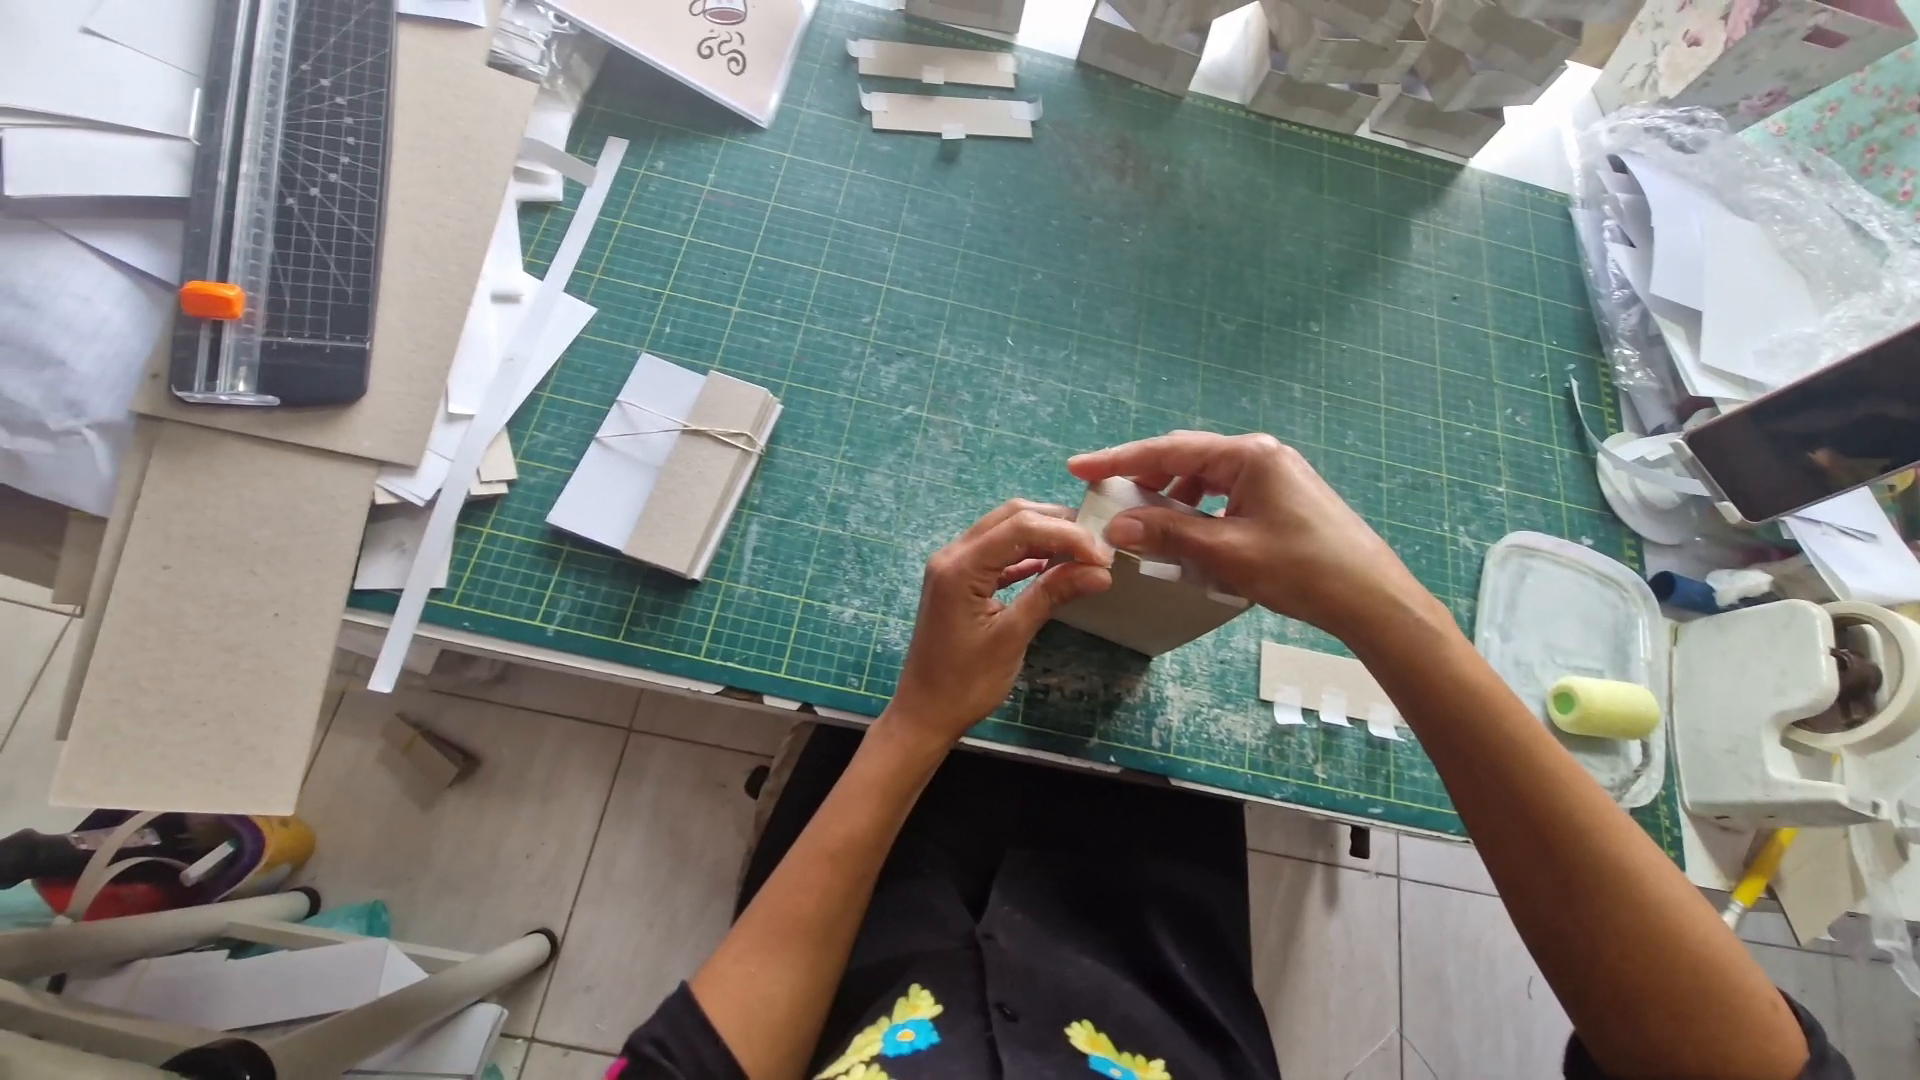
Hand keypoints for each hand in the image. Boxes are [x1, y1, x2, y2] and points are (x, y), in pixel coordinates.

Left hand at [885, 501, 1113, 748]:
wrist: (925, 713)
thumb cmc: (965, 683)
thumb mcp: (1012, 637)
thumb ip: (1052, 595)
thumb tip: (1100, 571)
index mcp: (960, 567)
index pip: (1020, 527)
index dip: (1066, 534)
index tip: (1102, 556)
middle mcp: (953, 555)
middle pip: (1012, 517)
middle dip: (1057, 525)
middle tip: (1097, 545)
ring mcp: (953, 566)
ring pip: (1005, 530)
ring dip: (1044, 536)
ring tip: (1084, 552)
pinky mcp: (960, 580)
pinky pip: (997, 554)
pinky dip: (1027, 555)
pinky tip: (1056, 564)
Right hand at [1067, 431, 1441, 647]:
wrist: (1371, 598)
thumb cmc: (1301, 570)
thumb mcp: (1226, 552)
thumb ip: (1168, 533)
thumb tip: (1116, 526)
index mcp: (1248, 455)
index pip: (1168, 450)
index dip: (1118, 460)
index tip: (1078, 467)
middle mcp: (1260, 455)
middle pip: (1185, 458)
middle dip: (1142, 477)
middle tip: (1104, 495)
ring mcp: (1273, 475)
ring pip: (1204, 477)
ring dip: (1169, 497)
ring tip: (1140, 519)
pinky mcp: (1279, 498)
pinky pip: (1223, 495)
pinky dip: (1196, 510)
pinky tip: (1184, 532)